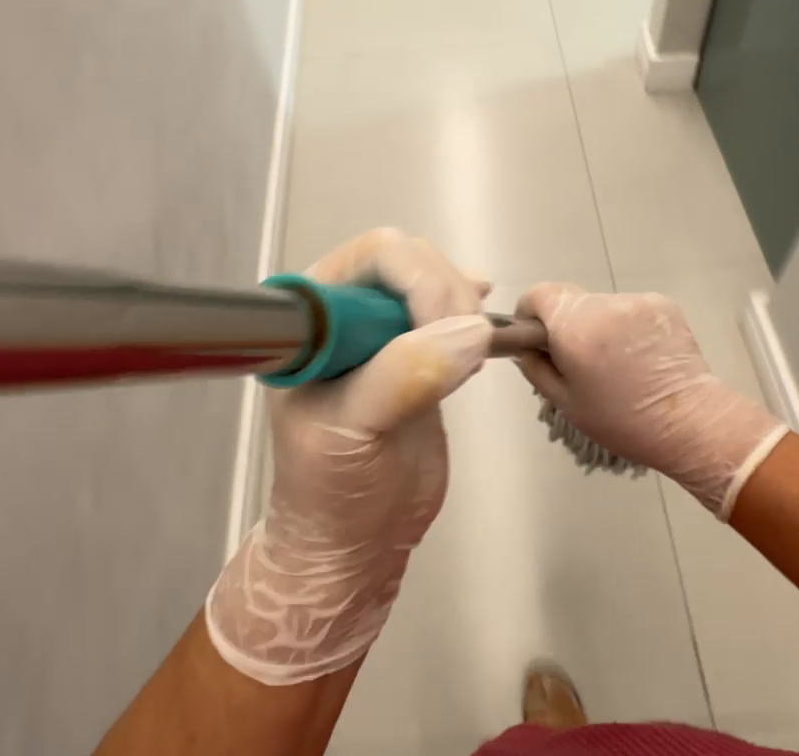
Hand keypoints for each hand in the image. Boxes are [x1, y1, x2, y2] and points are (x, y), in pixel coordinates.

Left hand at [205, 229, 491, 685]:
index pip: (373, 257)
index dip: (416, 279)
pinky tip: (484, 326)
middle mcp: (347, 311)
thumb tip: (472, 331)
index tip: (441, 330)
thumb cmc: (330, 490)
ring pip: (436, 280)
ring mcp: (384, 330)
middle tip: (465, 351)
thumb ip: (403, 376)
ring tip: (467, 361)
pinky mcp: (419, 352)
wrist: (353, 541)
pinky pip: (450, 312)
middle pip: (411, 260)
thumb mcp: (351, 430)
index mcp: (315, 317)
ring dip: (463, 307)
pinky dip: (472, 314)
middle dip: (446, 294)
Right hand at [515, 284, 786, 517]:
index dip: (531, 314)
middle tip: (578, 360)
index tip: (537, 339)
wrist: (691, 422)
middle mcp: (604, 304)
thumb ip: (536, 368)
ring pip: (600, 306)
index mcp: (574, 327)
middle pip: (570, 301)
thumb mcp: (565, 403)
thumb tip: (526, 347)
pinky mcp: (662, 304)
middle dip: (566, 324)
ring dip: (598, 326)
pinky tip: (639, 357)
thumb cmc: (622, 420)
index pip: (538, 295)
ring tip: (616, 364)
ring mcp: (636, 301)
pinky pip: (629, 310)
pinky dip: (626, 327)